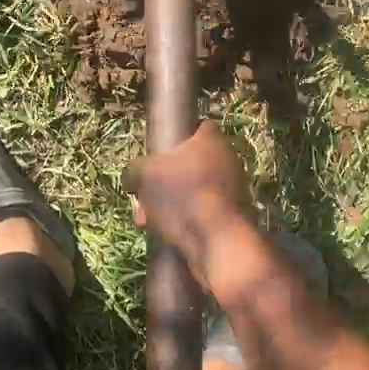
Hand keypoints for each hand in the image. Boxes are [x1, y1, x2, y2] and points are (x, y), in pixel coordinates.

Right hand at [122, 122, 253, 267]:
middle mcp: (229, 161)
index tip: (161, 153)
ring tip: (149, 220)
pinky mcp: (235, 217)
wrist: (218, 242)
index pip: (200, 127)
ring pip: (194, 191)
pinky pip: (204, 212)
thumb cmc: (183, 195)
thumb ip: (134, 170)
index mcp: (213, 140)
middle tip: (146, 196)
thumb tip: (133, 177)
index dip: (179, 137)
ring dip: (171, 204)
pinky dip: (187, 221)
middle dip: (166, 181)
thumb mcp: (144, 174)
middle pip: (191, 164)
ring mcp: (235, 190)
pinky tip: (167, 234)